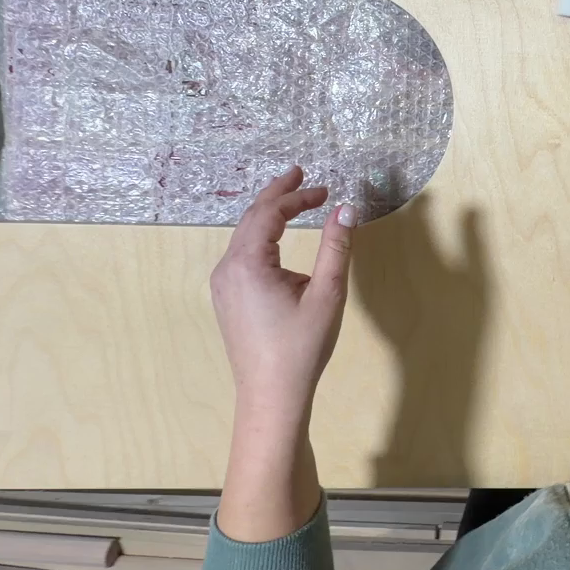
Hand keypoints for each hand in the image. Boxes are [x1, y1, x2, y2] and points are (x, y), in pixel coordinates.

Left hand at [210, 166, 355, 419]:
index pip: (270, 213)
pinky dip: (261, 234)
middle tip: (300, 174)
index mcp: (248, 263)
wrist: (272, 395)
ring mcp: (222, 284)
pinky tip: (276, 235)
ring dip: (268, 213)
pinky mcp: (226, 298)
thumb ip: (336, 246)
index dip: (298, 196)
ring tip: (292, 198)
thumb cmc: (302, 345)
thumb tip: (346, 207)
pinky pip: (241, 253)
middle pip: (251, 218)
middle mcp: (227, 268)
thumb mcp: (327, 293)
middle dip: (278, 194)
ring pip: (244, 235)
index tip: (326, 190)